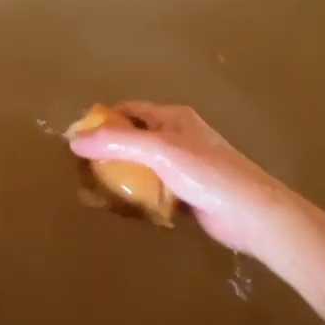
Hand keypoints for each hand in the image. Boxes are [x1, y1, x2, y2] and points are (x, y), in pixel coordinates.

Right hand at [67, 101, 293, 256]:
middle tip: (82, 168)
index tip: (77, 139)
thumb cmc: (206, 172)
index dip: (103, 121)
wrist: (251, 213)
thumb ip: (117, 143)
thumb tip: (74, 140)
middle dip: (108, 150)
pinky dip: (137, 193)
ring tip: (94, 188)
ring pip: (143, 165)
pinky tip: (121, 206)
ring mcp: (183, 165)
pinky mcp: (187, 192)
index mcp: (173, 117)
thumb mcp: (158, 150)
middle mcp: (177, 136)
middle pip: (133, 138)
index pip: (128, 111)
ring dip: (122, 174)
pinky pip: (153, 188)